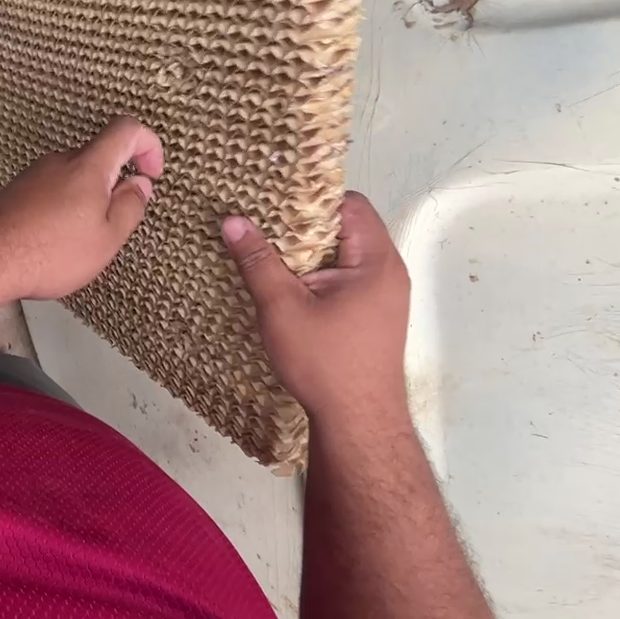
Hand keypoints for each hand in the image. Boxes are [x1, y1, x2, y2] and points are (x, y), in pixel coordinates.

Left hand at [0, 117, 163, 300]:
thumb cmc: (49, 253)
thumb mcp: (106, 238)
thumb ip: (130, 206)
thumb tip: (140, 185)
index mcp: (88, 166)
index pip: (125, 129)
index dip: (148, 144)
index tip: (151, 173)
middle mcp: (58, 162)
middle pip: (98, 156)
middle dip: (115, 182)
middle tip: (115, 221)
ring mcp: (33, 175)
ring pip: (73, 176)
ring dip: (87, 199)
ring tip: (80, 239)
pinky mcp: (15, 191)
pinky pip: (51, 190)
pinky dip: (63, 207)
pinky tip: (55, 239)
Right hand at [221, 193, 410, 422]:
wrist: (357, 420)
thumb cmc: (324, 360)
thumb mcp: (281, 306)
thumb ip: (257, 260)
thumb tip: (232, 220)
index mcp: (376, 261)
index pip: (350, 205)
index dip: (310, 197)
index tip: (270, 200)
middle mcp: (387, 272)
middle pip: (346, 227)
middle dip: (301, 224)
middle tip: (259, 223)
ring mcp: (383, 295)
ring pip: (342, 254)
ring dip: (306, 252)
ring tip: (265, 251)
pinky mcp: (372, 314)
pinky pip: (343, 277)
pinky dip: (314, 273)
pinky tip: (285, 284)